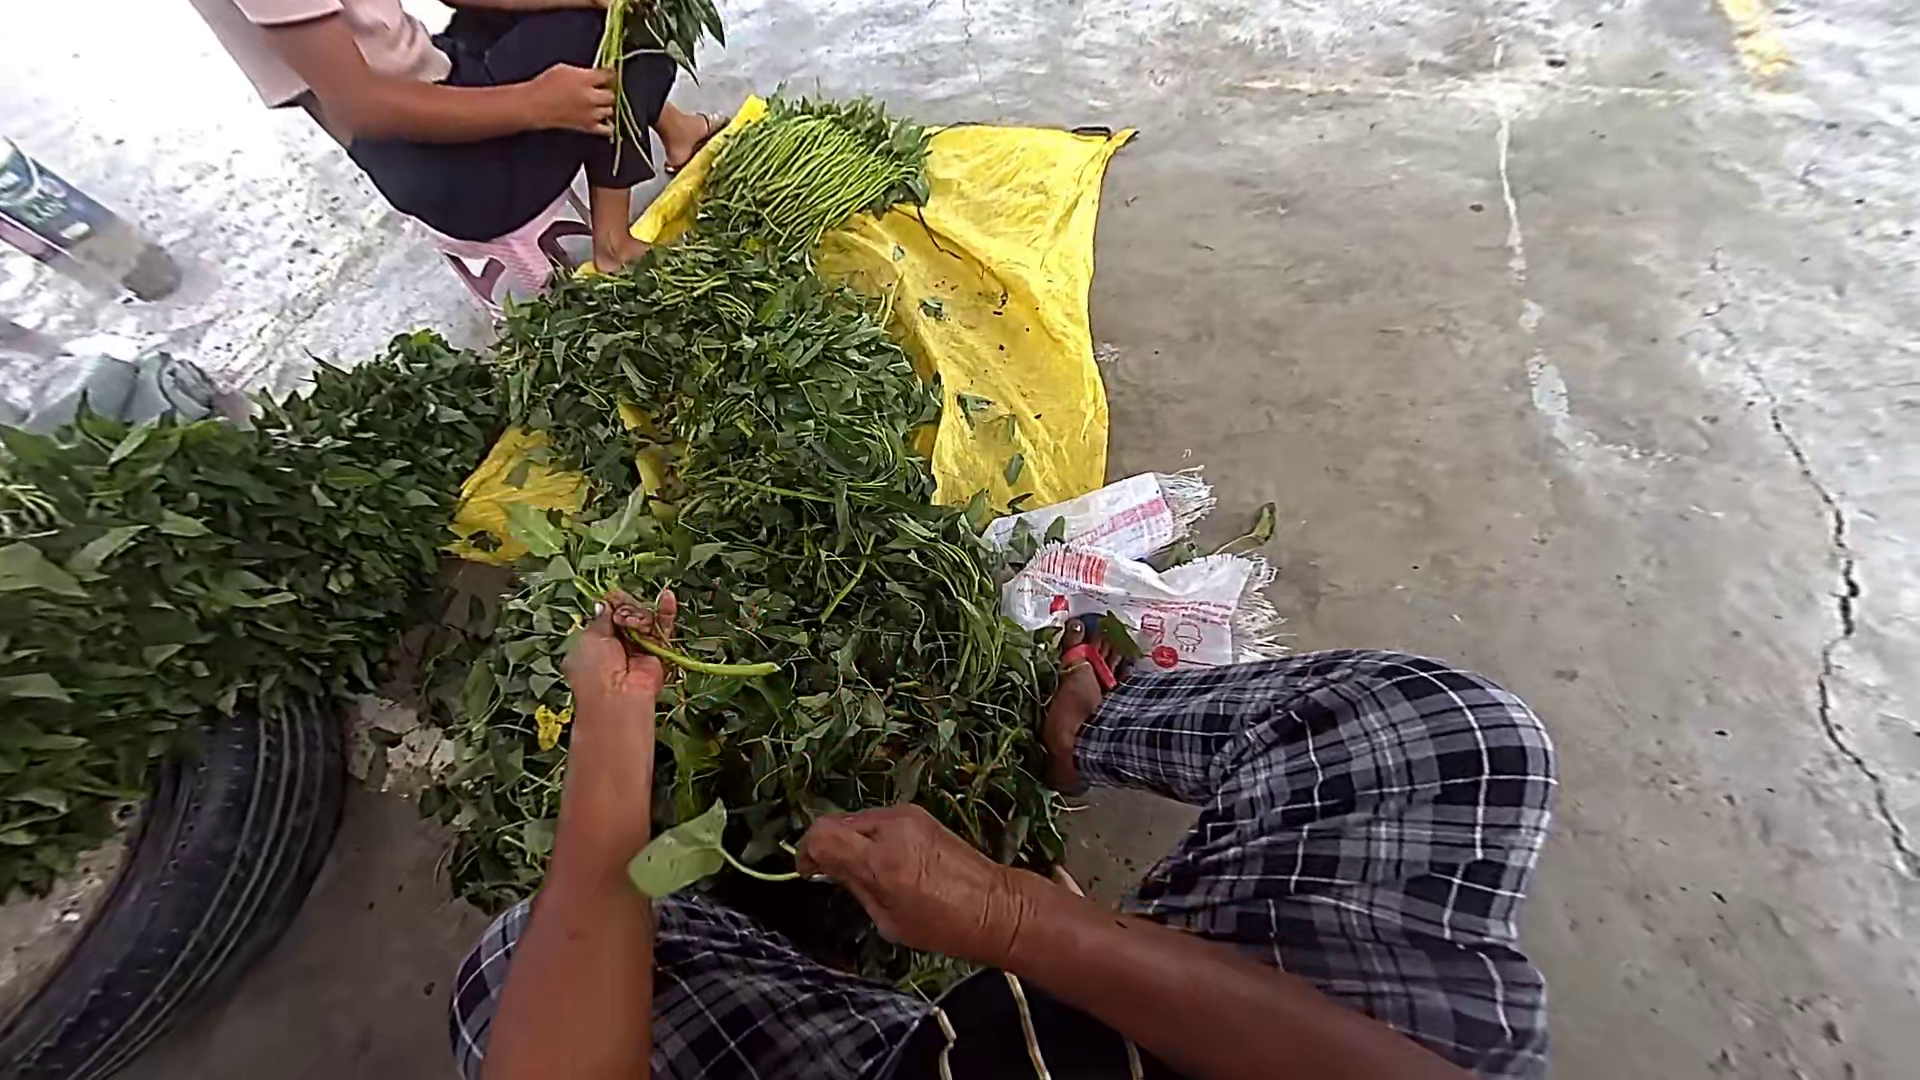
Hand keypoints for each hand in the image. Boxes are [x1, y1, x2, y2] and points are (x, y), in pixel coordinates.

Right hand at [522, 64, 615, 134]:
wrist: (537, 105)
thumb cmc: (546, 84)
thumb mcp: (563, 69)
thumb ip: (583, 73)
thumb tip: (597, 75)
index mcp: (583, 80)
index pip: (606, 76)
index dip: (610, 74)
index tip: (611, 74)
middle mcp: (591, 98)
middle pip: (611, 95)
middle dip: (607, 92)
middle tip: (601, 90)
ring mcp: (592, 114)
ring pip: (610, 111)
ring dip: (605, 107)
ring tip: (596, 104)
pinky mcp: (590, 127)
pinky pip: (608, 129)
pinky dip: (607, 125)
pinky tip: (603, 120)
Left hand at [563, 587, 676, 710]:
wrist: (618, 695)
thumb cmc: (594, 670)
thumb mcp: (589, 638)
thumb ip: (600, 618)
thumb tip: (605, 603)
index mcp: (594, 642)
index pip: (607, 615)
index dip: (612, 604)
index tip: (613, 596)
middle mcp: (618, 643)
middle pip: (628, 613)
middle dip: (627, 609)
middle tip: (623, 615)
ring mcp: (639, 646)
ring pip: (645, 619)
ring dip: (641, 615)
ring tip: (636, 623)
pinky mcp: (659, 649)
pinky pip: (663, 627)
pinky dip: (666, 612)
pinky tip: (667, 597)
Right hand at [797, 804, 1041, 967]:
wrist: (991, 903)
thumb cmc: (939, 924)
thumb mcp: (886, 918)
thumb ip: (854, 884)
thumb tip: (827, 865)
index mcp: (881, 859)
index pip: (822, 833)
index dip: (806, 851)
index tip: (809, 871)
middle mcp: (891, 826)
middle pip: (836, 822)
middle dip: (828, 847)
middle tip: (834, 875)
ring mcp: (906, 814)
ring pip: (857, 819)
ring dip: (850, 840)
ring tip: (865, 871)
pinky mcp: (917, 812)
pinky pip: (878, 819)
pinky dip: (870, 836)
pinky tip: (886, 860)